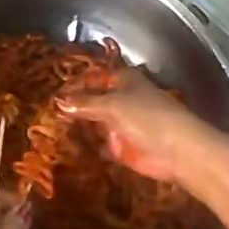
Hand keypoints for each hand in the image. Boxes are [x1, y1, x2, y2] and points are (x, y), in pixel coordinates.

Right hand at [58, 67, 224, 183]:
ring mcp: (122, 123)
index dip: (75, 81)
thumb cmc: (148, 117)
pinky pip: (100, 143)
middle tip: (47, 108)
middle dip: (74, 103)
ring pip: (95, 121)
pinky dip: (87, 145)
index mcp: (123, 79)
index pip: (93, 76)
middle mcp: (122, 98)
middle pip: (93, 98)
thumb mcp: (111, 105)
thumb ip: (84, 103)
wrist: (181, 153)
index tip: (53, 88)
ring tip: (50, 127)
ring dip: (79, 125)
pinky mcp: (124, 147)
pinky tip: (68, 145)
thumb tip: (58, 102)